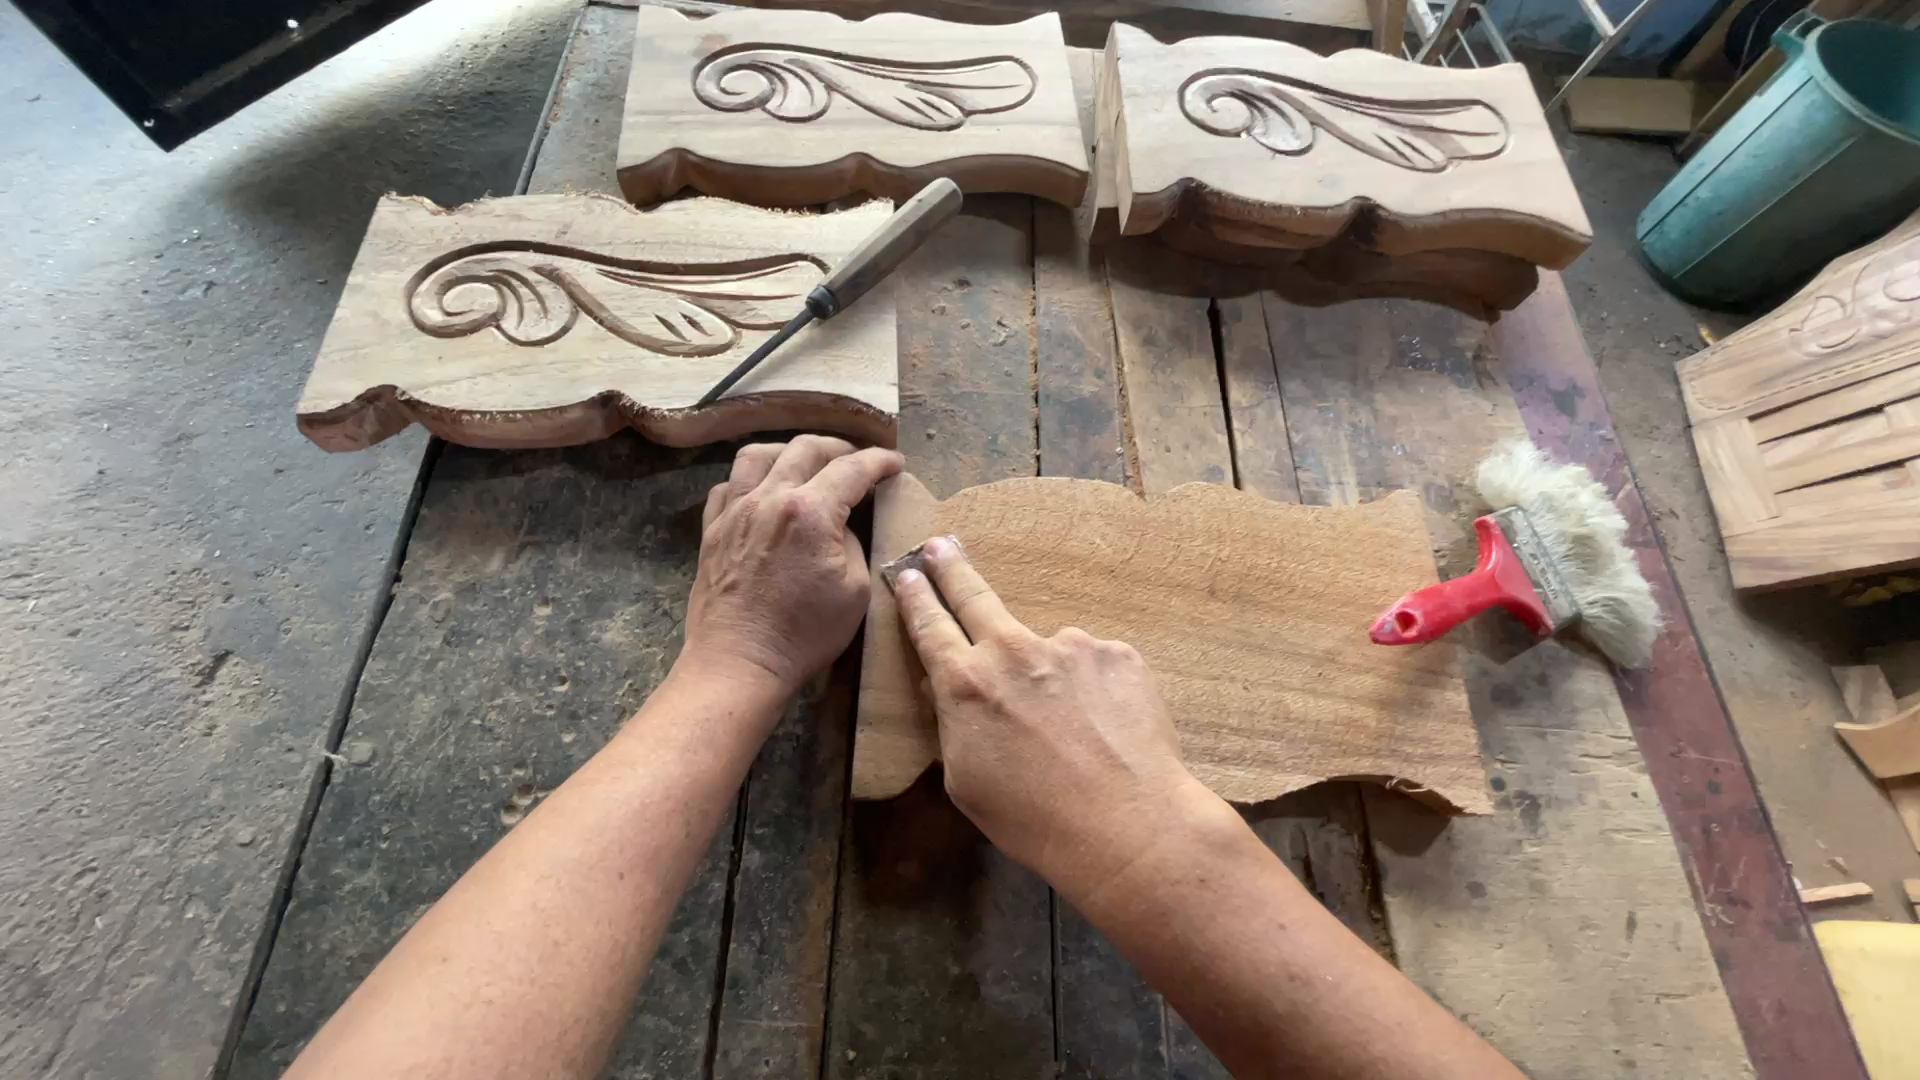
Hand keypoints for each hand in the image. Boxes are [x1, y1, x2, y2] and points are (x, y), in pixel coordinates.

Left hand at [683, 436, 902, 694]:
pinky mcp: (712, 530)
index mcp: (811, 512)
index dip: (880, 461)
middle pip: (806, 448)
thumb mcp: (855, 592)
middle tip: (859, 461)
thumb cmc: (804, 634)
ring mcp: (734, 511)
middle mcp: (769, 498)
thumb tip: (844, 526)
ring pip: (758, 454)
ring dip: (790, 451)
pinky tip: (763, 491)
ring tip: (808, 464)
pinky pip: (728, 484)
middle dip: (840, 448)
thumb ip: (855, 544)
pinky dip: (751, 478)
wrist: (739, 663)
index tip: (896, 463)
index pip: (853, 469)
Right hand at [889, 535, 1213, 899]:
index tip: (907, 573)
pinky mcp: (1118, 653)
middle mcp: (1014, 650)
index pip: (930, 625)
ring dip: (1050, 677)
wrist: (1128, 826)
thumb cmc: (1034, 819)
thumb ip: (954, 722)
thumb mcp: (966, 780)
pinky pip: (1095, 667)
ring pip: (1048, 651)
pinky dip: (1095, 692)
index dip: (916, 597)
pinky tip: (1108, 730)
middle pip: (974, 595)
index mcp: (967, 683)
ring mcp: (1071, 645)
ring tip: (1074, 731)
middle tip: (940, 546)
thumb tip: (946, 686)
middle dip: (951, 567)